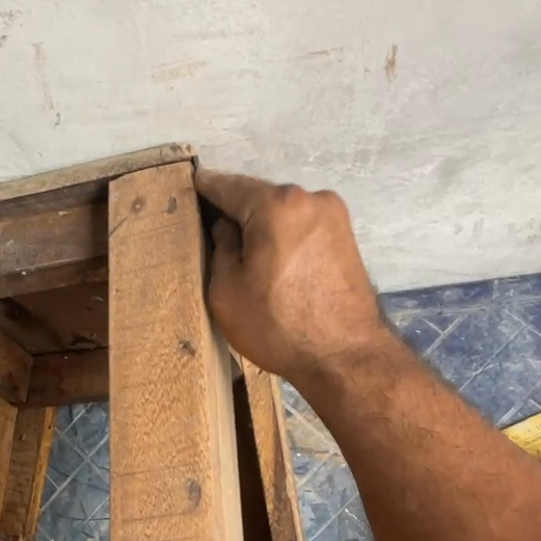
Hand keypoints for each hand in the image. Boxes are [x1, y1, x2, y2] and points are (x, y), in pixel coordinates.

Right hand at [197, 170, 394, 386]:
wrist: (343, 356)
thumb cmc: (278, 326)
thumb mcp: (227, 292)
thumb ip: (220, 249)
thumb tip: (226, 228)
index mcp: (276, 205)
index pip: (230, 186)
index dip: (207, 187)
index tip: (193, 183)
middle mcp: (309, 198)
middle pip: (260, 199)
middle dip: (238, 214)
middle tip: (215, 236)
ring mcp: (333, 217)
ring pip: (284, 215)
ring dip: (264, 230)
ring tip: (247, 259)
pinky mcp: (346, 238)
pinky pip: (303, 230)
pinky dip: (285, 241)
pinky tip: (274, 266)